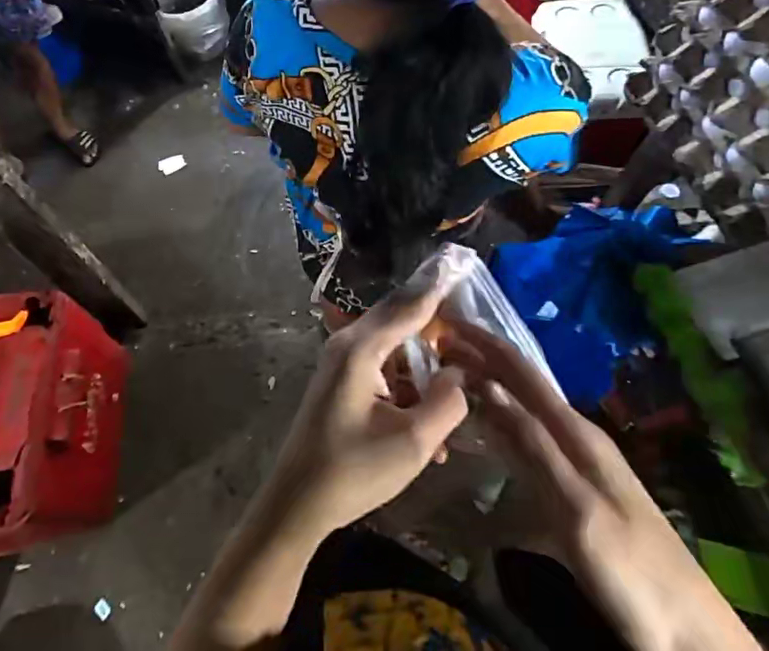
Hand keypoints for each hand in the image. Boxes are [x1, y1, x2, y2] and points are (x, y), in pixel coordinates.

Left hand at [262, 278, 469, 539]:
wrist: (297, 504)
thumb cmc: (353, 471)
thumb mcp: (413, 443)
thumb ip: (446, 402)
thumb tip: (460, 374)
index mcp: (360, 349)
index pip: (408, 306)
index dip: (437, 288)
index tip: (460, 264)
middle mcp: (348, 345)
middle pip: (400, 319)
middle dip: (436, 322)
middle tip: (472, 319)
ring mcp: (342, 363)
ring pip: (395, 347)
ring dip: (425, 365)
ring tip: (459, 376)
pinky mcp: (342, 382)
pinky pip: (384, 369)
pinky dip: (409, 385)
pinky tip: (430, 417)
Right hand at [444, 322, 756, 650]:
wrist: (686, 629)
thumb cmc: (631, 568)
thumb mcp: (577, 508)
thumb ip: (535, 445)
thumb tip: (490, 386)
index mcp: (576, 432)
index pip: (522, 371)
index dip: (485, 343)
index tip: (447, 322)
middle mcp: (575, 437)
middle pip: (521, 386)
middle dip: (481, 359)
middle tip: (436, 346)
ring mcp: (576, 464)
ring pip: (523, 412)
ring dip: (488, 389)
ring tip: (450, 378)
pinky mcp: (573, 491)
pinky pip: (527, 444)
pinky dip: (500, 428)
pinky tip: (485, 434)